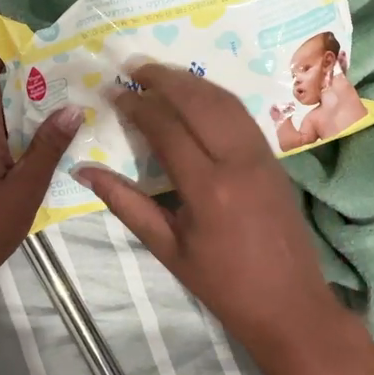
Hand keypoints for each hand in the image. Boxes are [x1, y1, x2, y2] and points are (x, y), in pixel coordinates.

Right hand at [75, 63, 338, 348]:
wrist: (290, 306)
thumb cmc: (221, 283)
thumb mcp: (165, 248)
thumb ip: (124, 203)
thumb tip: (82, 171)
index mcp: (207, 188)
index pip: (166, 127)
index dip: (136, 105)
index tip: (111, 92)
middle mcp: (238, 162)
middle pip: (198, 102)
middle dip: (163, 79)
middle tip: (132, 67)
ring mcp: (262, 157)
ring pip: (224, 101)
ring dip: (190, 81)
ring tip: (158, 73)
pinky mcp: (274, 160)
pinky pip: (241, 115)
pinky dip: (214, 96)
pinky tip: (194, 94)